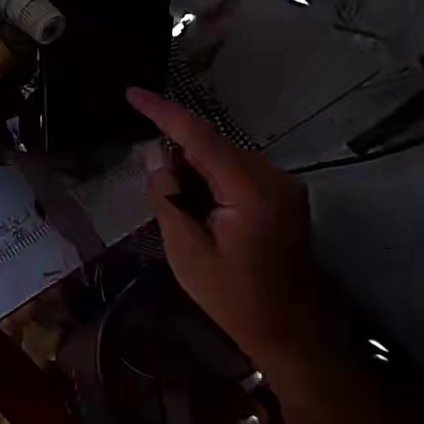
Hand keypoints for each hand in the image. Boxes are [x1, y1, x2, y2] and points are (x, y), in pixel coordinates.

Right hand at [127, 88, 322, 358]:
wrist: (290, 329)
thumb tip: (158, 163)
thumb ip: (168, 201)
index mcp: (250, 192)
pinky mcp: (285, 195)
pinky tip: (204, 209)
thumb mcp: (186, 253)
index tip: (133, 94)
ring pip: (225, 157)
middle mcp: (274, 178)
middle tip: (159, 191)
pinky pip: (238, 171)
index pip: (200, 137)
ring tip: (185, 211)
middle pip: (213, 145)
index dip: (164, 113)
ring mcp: (284, 185)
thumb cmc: (234, 298)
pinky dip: (213, 179)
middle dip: (178, 155)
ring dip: (195, 169)